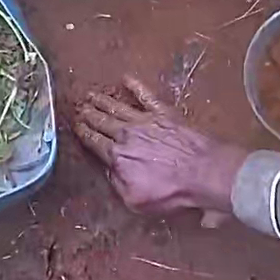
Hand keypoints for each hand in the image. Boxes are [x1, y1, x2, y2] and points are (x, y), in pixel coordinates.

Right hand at [75, 77, 247, 226]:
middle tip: (78, 106)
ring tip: (91, 94)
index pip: (94, 142)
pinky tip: (126, 78)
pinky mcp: (164, 113)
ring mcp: (146, 120)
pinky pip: (146, 95)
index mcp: (117, 156)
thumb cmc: (172, 192)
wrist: (204, 172)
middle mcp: (126, 134)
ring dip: (103, 100)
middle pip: (102, 121)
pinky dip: (135, 86)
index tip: (75, 125)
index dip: (83, 133)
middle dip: (88, 113)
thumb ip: (117, 184)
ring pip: (118, 107)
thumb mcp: (135, 201)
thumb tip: (110, 170)